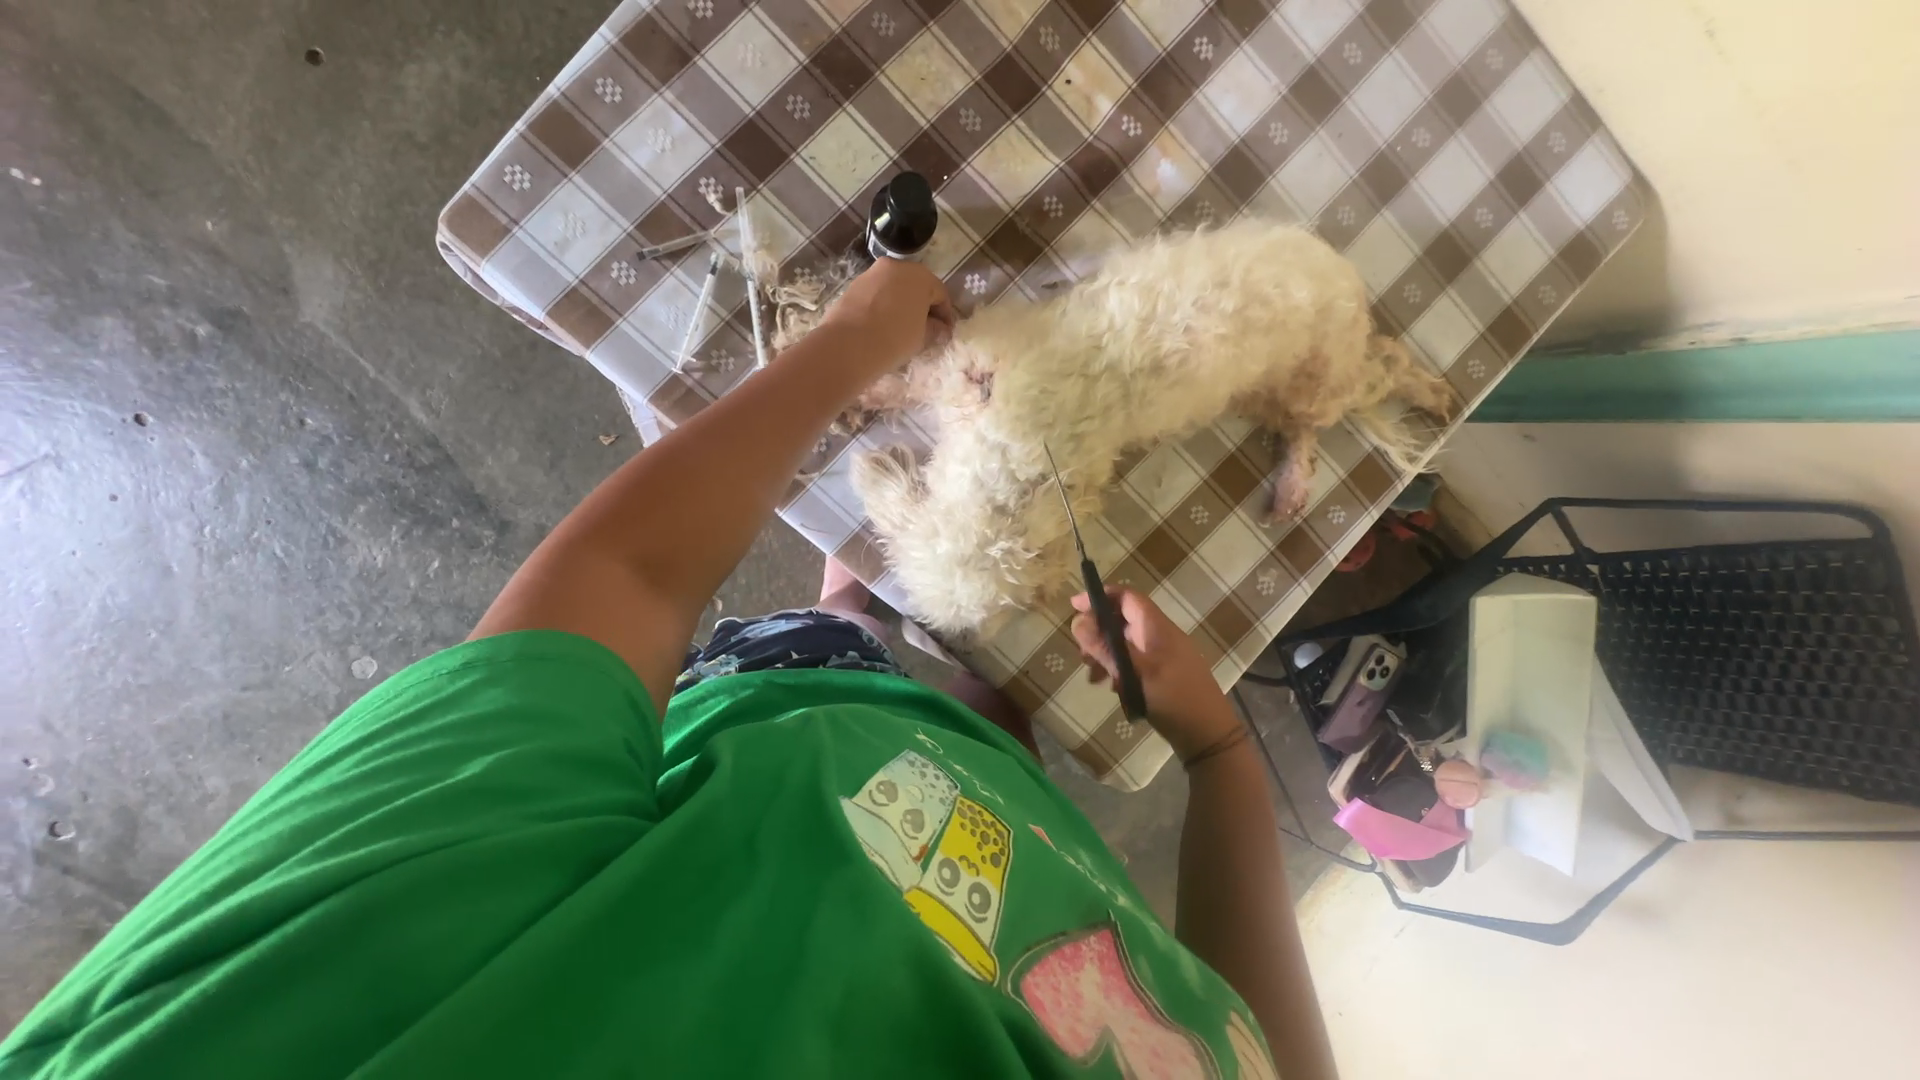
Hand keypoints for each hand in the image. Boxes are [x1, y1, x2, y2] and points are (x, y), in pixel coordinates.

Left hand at [819, 258, 955, 365]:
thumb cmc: (894, 339)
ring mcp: (872, 273)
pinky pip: (877, 294)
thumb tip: (940, 328)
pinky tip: (882, 325)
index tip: (946, 332)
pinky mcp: (854, 285)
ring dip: (902, 304)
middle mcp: (896, 267)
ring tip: (903, 328)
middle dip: (923, 306)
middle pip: (916, 286)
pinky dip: (883, 306)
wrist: (849, 345)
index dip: (946, 315)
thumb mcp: (922, 337)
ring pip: (894, 288)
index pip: (940, 294)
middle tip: (927, 328)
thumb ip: (935, 329)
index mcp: (920, 276)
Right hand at [1070, 588, 1243, 763]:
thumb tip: (1077, 621)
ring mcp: (1164, 656)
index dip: (1100, 596)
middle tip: (1082, 655)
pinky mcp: (1165, 676)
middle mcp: (1161, 636)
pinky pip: (1136, 663)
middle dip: (1098, 633)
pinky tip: (1112, 689)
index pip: (1127, 597)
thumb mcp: (1134, 672)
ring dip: (1106, 655)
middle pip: (1123, 621)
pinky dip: (1120, 670)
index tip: (1074, 606)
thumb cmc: (1172, 698)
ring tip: (1093, 677)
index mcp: (1157, 628)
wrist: (1209, 736)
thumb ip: (1105, 647)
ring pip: (1127, 645)